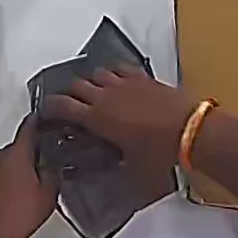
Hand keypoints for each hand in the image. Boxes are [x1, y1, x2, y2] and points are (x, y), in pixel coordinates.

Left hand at [0, 116, 58, 237]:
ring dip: (23, 164)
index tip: (46, 115)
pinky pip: (3, 171)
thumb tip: (54, 165)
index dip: (40, 119)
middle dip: (34, 148)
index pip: (28, 126)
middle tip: (50, 157)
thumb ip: (53, 172)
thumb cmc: (17, 217)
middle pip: (20, 143)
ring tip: (38, 180)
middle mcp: (0, 157)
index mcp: (16, 153)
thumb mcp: (48, 193)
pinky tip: (23, 191)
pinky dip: (13, 176)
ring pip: (11, 158)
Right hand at [43, 68, 205, 192]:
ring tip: (95, 91)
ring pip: (96, 73)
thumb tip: (115, 170)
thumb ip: (118, 166)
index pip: (62, 105)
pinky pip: (120, 68)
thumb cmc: (160, 152)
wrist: (190, 131)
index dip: (50, 106)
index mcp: (97, 118)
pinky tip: (118, 80)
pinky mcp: (141, 77)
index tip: (47, 110)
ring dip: (92, 81)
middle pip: (75, 85)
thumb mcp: (133, 168)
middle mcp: (105, 97)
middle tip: (71, 102)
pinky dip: (114, 73)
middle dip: (70, 93)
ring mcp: (123, 84)